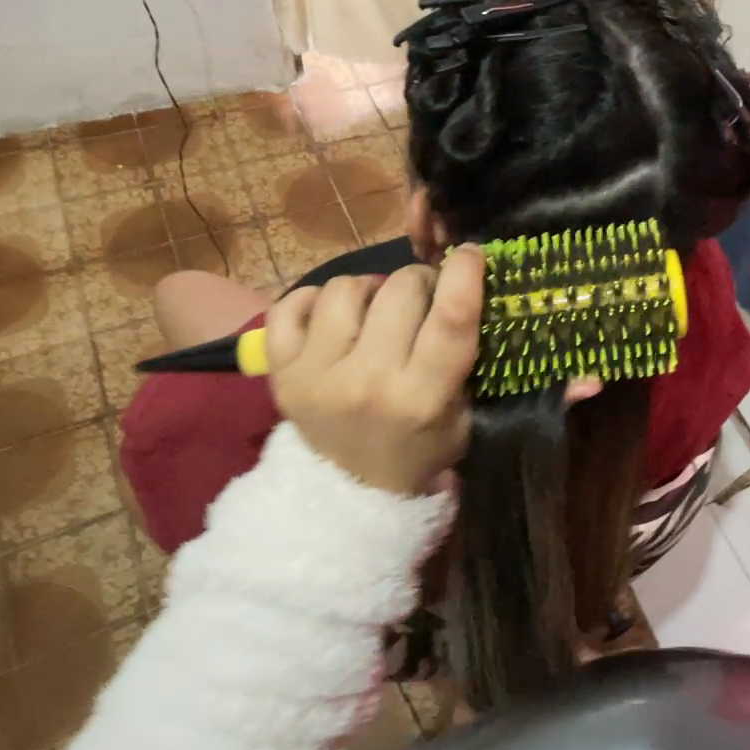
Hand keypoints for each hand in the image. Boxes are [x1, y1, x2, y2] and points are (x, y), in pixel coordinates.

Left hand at [265, 245, 484, 494]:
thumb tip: (464, 288)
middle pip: (401, 289)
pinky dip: (313, 299)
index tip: (470, 253)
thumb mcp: (461, 417)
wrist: (349, 496)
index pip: (451, 318)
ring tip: (375, 311)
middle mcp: (368, 381)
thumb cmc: (418, 450)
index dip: (464, 274)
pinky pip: (291, 304)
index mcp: (422, 398)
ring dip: (369, 290)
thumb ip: (465, 360)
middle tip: (422, 298)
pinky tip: (332, 318)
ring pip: (347, 287)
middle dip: (420, 282)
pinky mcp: (280, 371)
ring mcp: (317, 374)